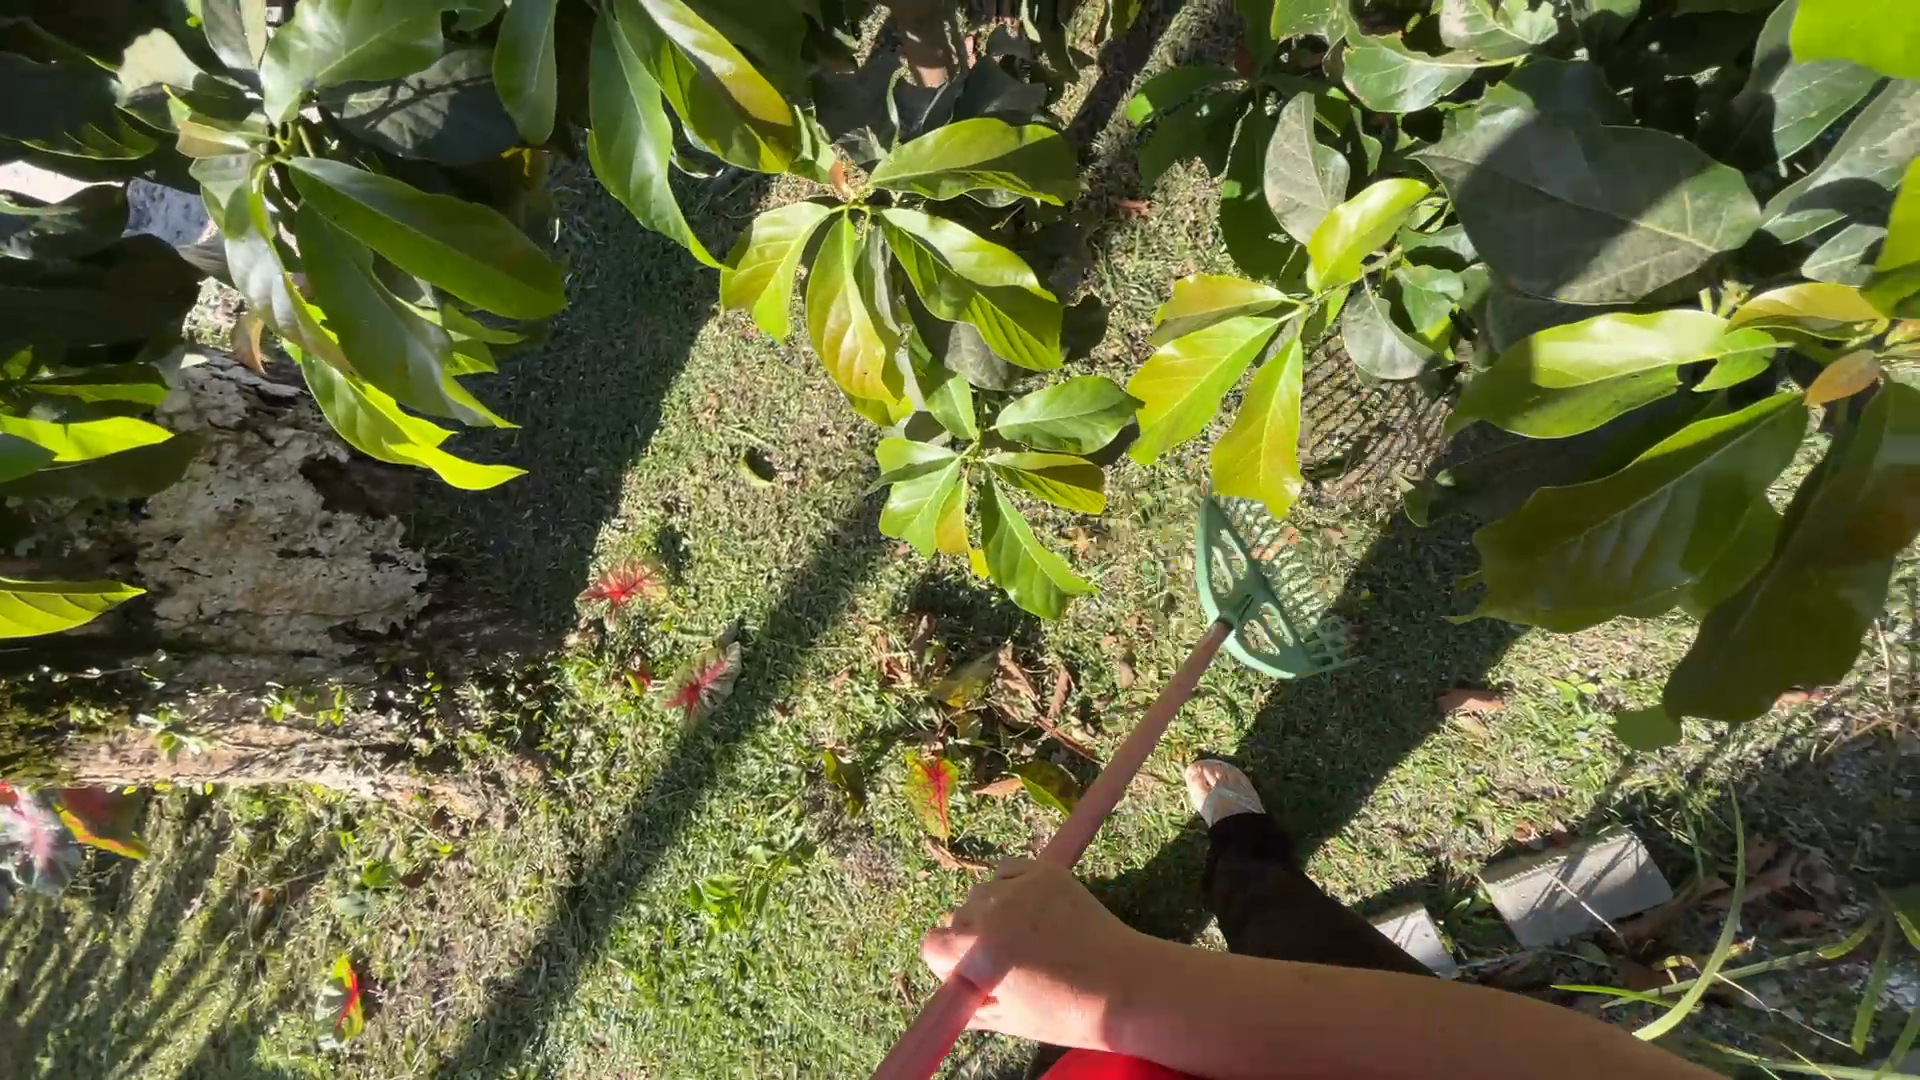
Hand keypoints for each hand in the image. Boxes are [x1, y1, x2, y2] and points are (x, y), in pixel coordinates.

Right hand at [919, 859, 1149, 1050]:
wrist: (1125, 984)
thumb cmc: (1066, 1013)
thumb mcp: (1009, 1021)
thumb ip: (972, 1004)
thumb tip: (954, 990)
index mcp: (981, 952)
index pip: (932, 943)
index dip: (947, 963)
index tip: (969, 976)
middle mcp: (994, 910)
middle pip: (956, 917)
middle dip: (968, 938)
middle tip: (1000, 958)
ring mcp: (1020, 885)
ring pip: (981, 893)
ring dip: (990, 911)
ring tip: (1021, 933)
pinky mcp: (1044, 870)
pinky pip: (1007, 870)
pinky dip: (1010, 886)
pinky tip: (1030, 908)